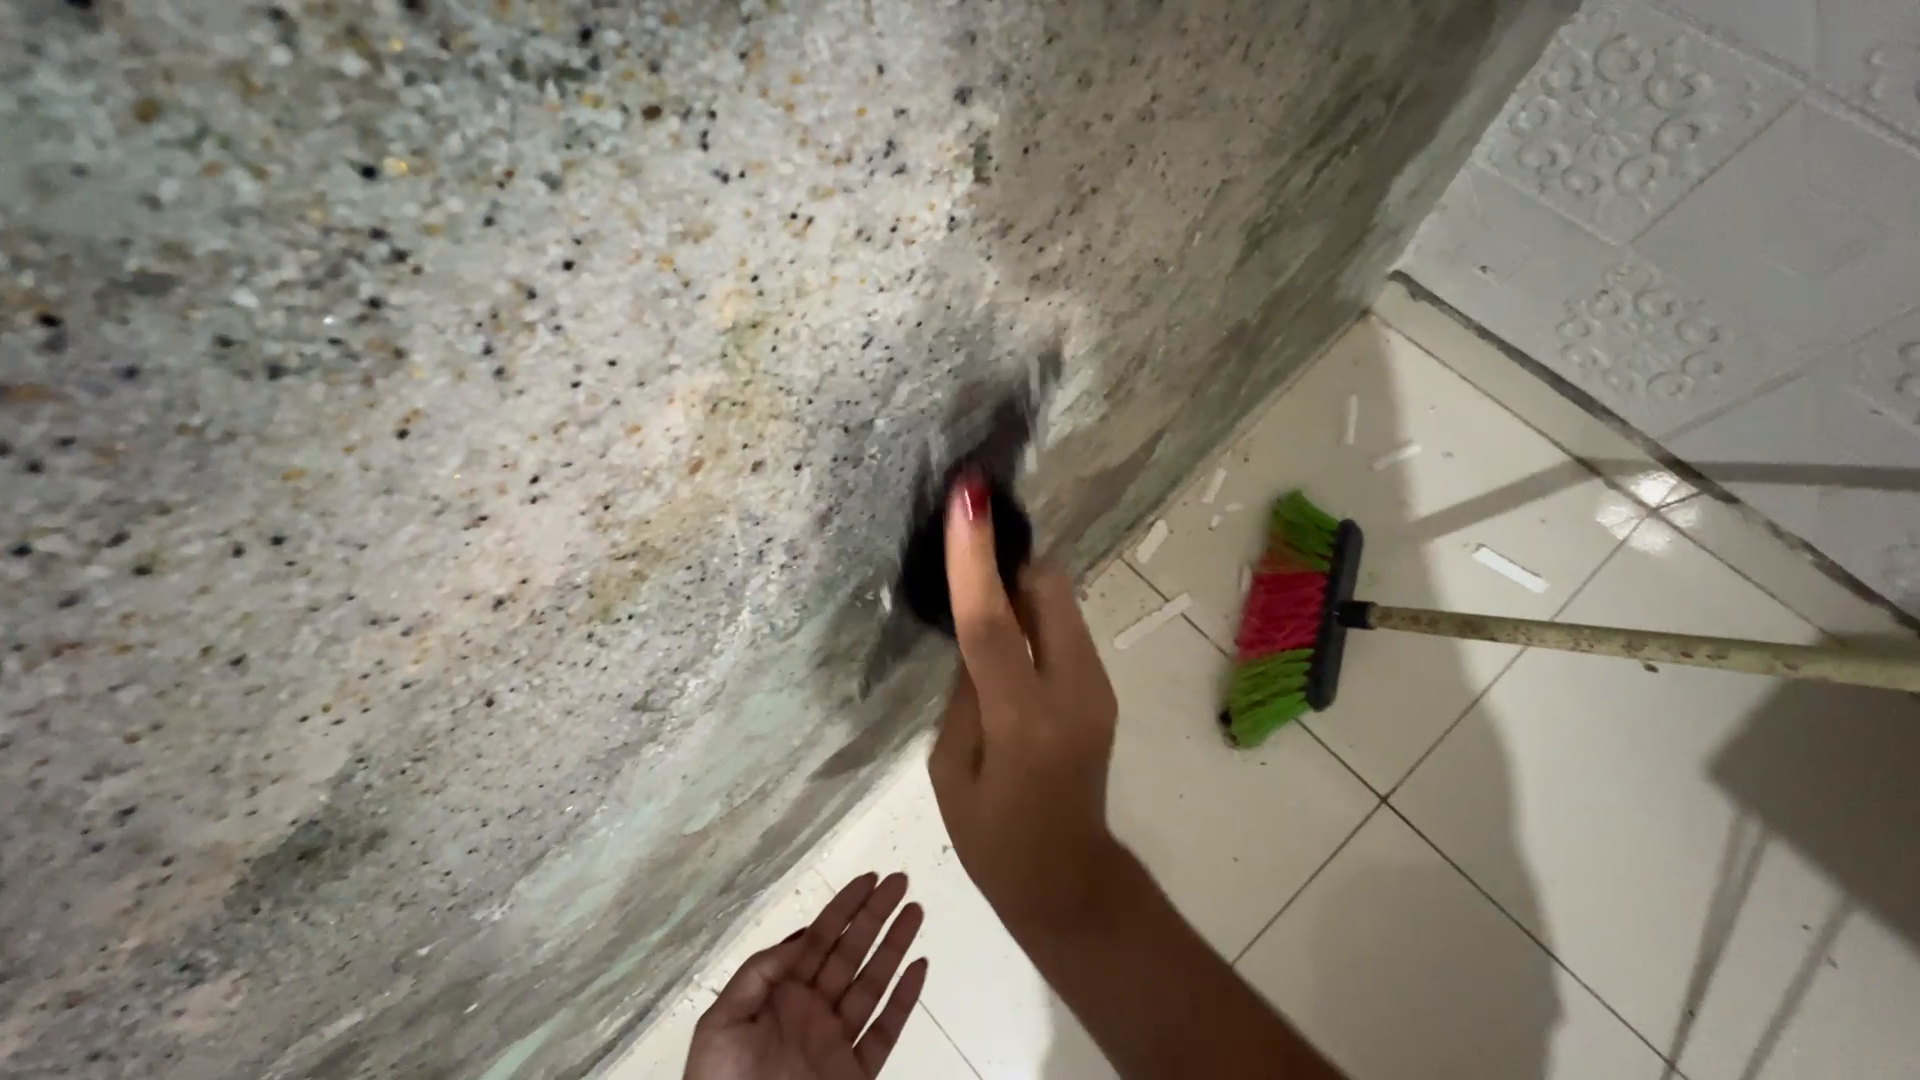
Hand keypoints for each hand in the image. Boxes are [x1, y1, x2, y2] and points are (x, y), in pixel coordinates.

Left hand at [684, 872, 928, 1079]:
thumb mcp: (721, 1023)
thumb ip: (759, 974)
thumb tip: (801, 937)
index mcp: (779, 996)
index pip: (817, 940)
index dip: (843, 908)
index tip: (868, 879)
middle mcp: (812, 1011)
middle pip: (850, 952)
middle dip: (875, 915)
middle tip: (900, 881)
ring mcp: (837, 1042)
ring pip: (873, 983)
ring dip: (895, 946)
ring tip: (916, 911)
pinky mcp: (858, 1074)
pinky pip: (886, 1031)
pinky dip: (905, 1000)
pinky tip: (919, 968)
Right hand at [927, 468, 1122, 934]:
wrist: (1068, 877)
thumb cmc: (991, 837)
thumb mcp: (951, 766)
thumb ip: (966, 691)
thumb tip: (977, 633)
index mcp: (1021, 719)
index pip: (993, 624)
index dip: (977, 558)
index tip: (968, 497)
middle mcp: (1072, 691)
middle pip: (1048, 589)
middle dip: (1010, 566)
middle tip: (974, 573)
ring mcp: (1097, 687)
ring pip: (1062, 603)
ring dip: (1024, 592)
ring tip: (990, 614)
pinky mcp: (1104, 690)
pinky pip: (1066, 630)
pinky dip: (1037, 620)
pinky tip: (1013, 651)